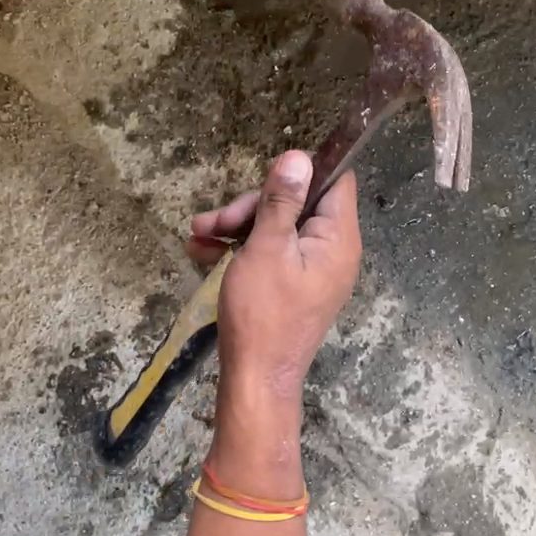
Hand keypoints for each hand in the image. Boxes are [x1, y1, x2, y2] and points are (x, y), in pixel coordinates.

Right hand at [196, 151, 360, 404]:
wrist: (256, 378)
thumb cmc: (262, 312)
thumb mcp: (266, 248)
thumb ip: (282, 201)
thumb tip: (298, 157)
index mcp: (338, 238)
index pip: (336, 181)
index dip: (301, 171)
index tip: (265, 176)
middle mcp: (332, 251)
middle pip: (298, 204)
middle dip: (252, 207)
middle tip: (215, 220)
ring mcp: (312, 270)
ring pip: (277, 228)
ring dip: (236, 227)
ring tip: (197, 235)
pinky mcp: (292, 286)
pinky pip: (270, 254)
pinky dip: (239, 250)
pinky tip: (202, 251)